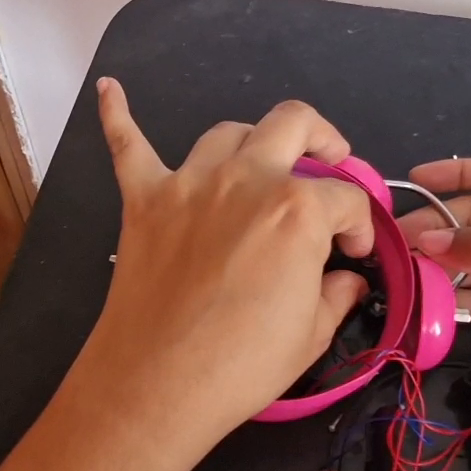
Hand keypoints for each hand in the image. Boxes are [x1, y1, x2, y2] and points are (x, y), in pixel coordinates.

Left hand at [73, 80, 375, 451]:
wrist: (156, 384)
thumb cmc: (242, 364)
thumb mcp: (312, 335)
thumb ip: (336, 294)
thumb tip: (346, 280)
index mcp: (298, 209)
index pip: (346, 197)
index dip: (360, 224)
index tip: (354, 252)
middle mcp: (247, 178)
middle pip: (294, 124)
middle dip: (324, 137)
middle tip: (331, 158)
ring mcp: (190, 181)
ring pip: (227, 132)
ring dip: (252, 142)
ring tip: (261, 165)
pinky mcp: (144, 197)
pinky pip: (127, 143)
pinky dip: (118, 113)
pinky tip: (110, 87)